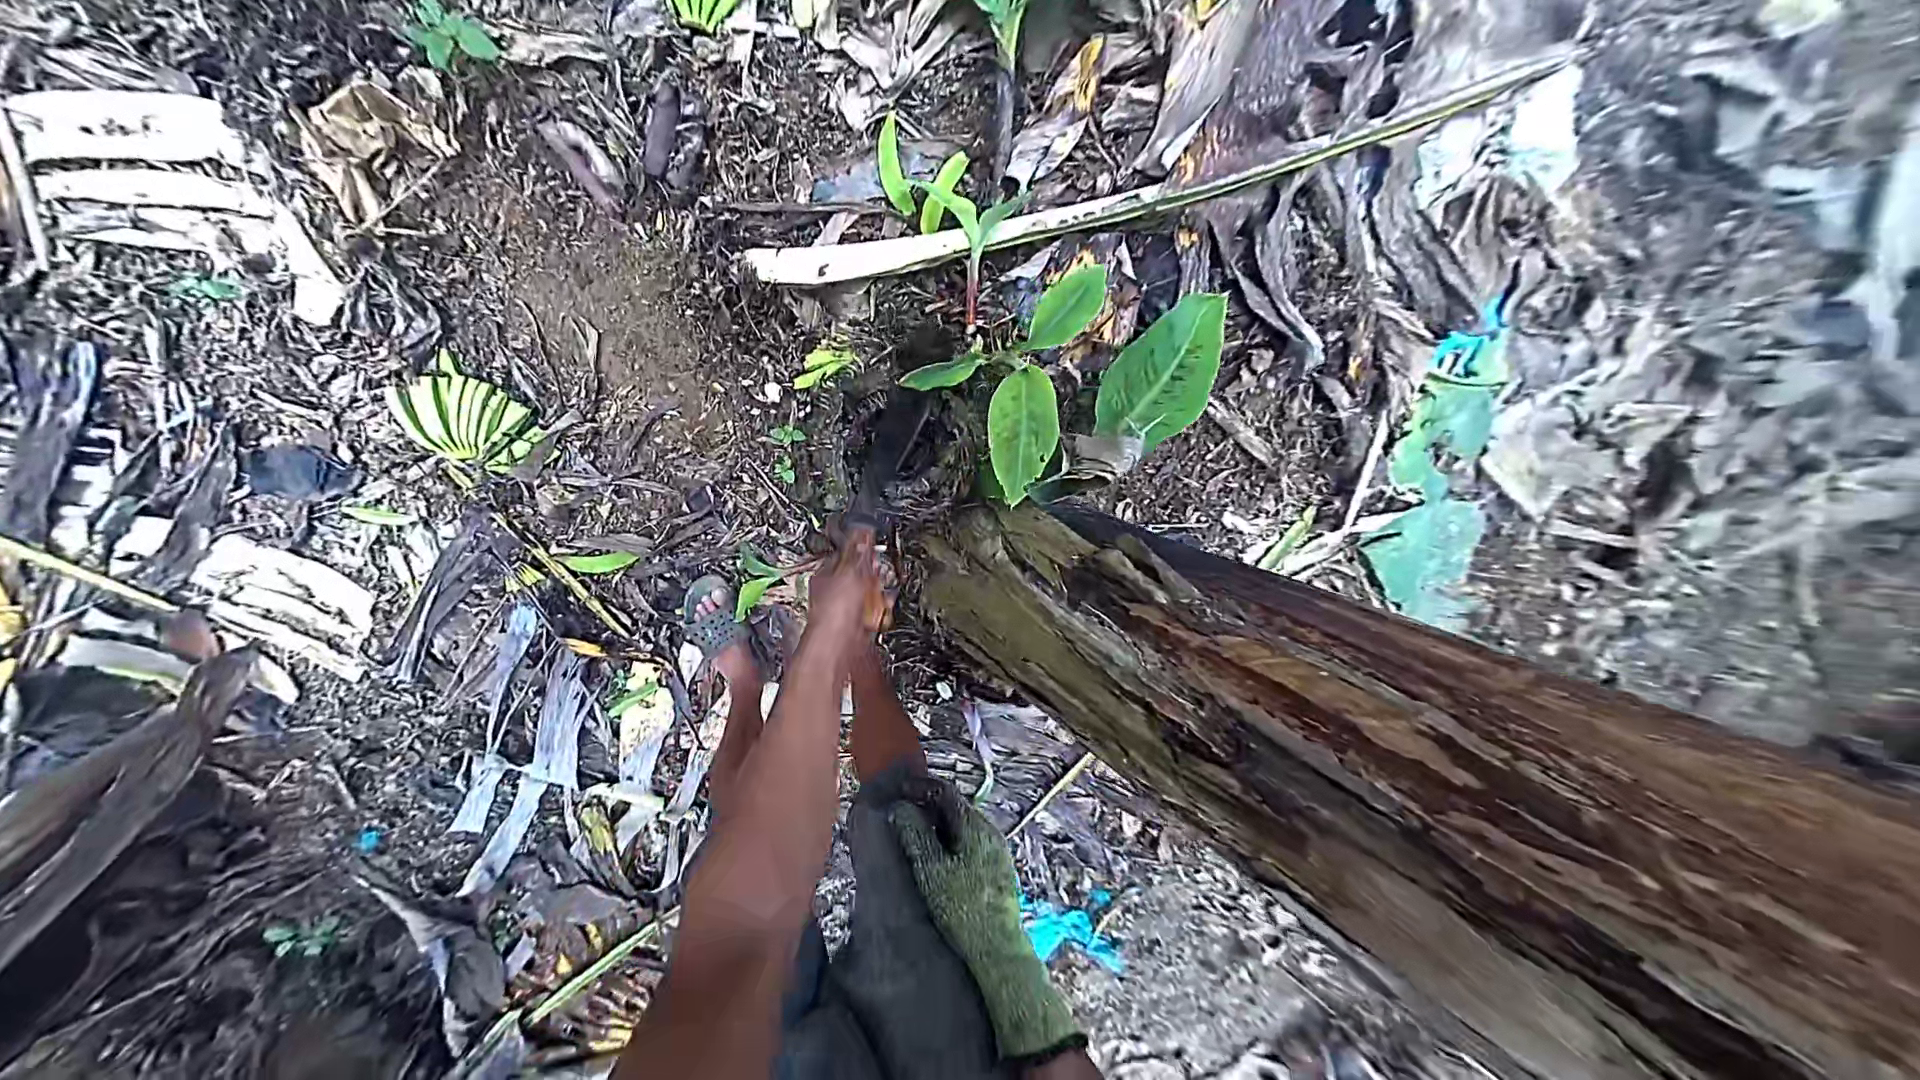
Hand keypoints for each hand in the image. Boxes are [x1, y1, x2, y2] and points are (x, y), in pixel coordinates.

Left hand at [806, 526, 883, 642]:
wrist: (840, 645)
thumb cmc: (835, 610)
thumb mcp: (851, 570)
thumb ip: (858, 551)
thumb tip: (862, 530)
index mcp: (825, 573)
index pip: (844, 553)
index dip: (860, 549)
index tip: (873, 546)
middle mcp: (833, 591)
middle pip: (859, 574)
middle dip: (873, 574)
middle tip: (880, 573)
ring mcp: (845, 609)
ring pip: (868, 594)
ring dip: (879, 593)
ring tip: (881, 595)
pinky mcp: (857, 625)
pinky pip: (873, 613)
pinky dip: (880, 611)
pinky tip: (881, 612)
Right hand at [891, 781, 1083, 1062]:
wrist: (997, 949)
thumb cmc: (961, 908)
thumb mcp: (929, 868)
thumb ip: (913, 833)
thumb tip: (897, 807)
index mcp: (974, 824)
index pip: (943, 790)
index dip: (918, 786)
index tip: (896, 789)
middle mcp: (989, 830)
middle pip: (954, 806)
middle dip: (926, 804)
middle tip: (900, 811)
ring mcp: (996, 849)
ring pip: (961, 825)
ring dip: (937, 823)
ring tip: (912, 833)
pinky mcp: (997, 867)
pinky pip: (969, 841)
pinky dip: (948, 839)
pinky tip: (934, 856)